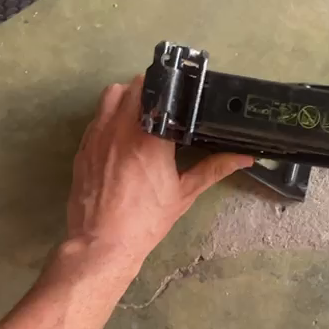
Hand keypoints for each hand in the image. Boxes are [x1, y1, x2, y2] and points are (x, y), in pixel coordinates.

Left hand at [63, 75, 252, 275]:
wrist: (103, 243)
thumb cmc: (145, 221)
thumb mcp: (183, 194)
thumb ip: (213, 169)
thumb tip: (244, 157)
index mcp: (149, 136)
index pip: (159, 91)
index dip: (170, 89)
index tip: (180, 96)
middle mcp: (120, 128)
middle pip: (133, 86)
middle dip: (150, 91)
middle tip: (164, 107)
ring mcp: (97, 135)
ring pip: (111, 95)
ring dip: (127, 97)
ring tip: (141, 116)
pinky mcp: (84, 146)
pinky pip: (97, 117)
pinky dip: (110, 117)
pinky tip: (122, 136)